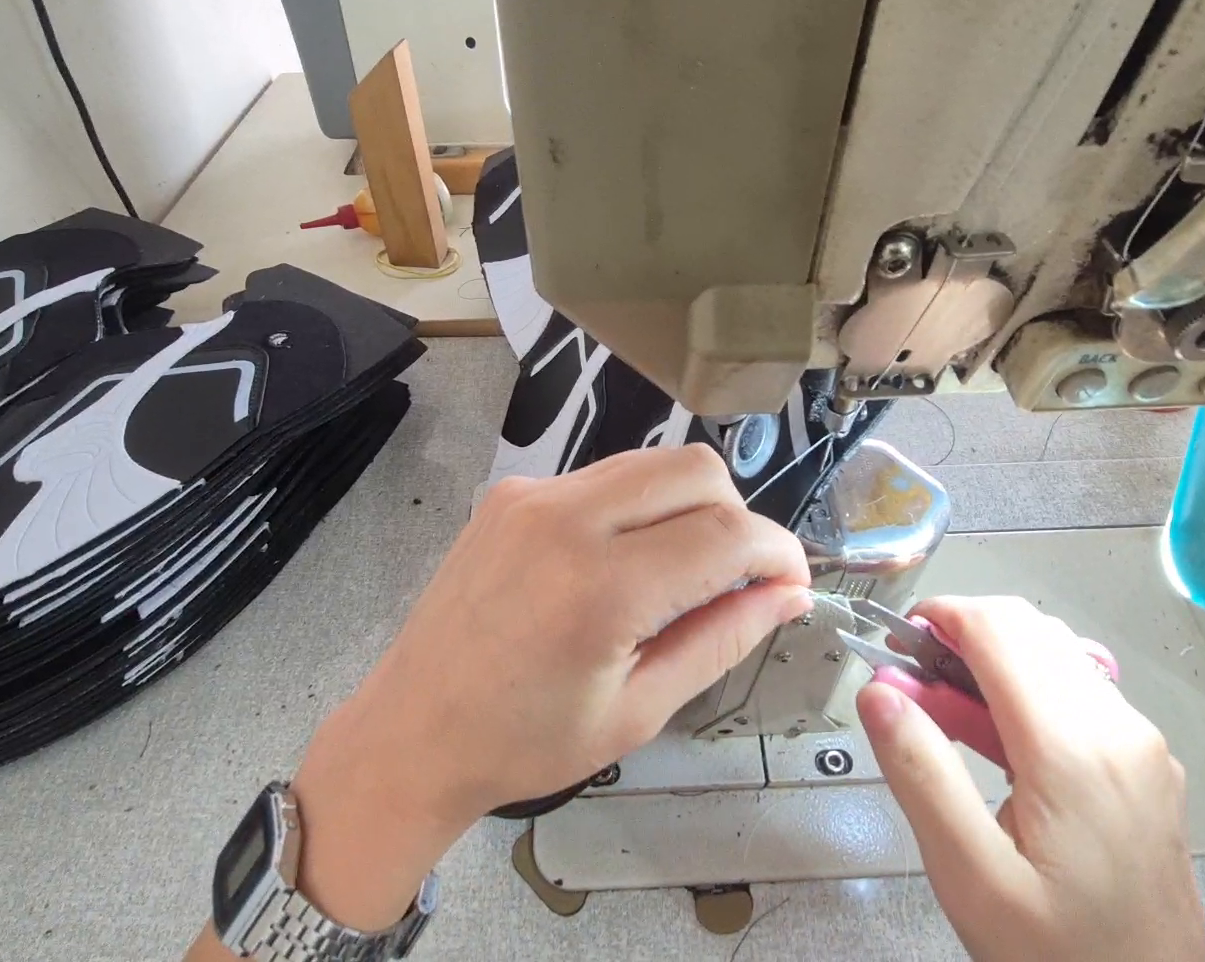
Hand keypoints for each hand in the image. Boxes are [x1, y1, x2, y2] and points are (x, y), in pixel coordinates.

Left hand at [282, 445, 810, 931]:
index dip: (779, 551)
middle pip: (697, 469)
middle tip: (737, 576)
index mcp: (601, 588)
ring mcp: (533, 495)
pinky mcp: (512, 491)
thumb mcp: (639, 709)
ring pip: (653, 462)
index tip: (792, 580)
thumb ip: (722, 640)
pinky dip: (640, 505)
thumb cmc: (526, 742)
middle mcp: (566, 518)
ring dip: (691, 504)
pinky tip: (623, 559)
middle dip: (739, 516)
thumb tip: (789, 595)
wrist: (411, 730)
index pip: (727, 533)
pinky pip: (606, 476)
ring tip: (682, 568)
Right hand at [856, 596, 1204, 961]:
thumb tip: (877, 691)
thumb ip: (920, 772)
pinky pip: (1075, 688)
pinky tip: (989, 735)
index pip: (999, 628)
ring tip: (940, 712)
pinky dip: (1021, 686)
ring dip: (988, 658)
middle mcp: (1119, 727)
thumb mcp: (970, 876)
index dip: (939, 615)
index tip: (892, 640)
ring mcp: (1140, 743)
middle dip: (958, 633)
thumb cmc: (1055, 956)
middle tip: (908, 682)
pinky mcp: (1145, 762)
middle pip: (1028, 627)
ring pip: (1052, 651)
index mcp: (1074, 749)